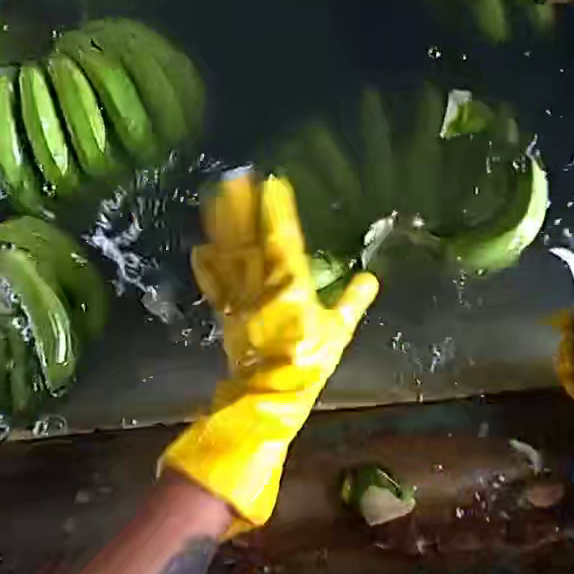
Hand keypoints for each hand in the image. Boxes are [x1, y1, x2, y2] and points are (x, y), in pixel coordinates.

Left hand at [161, 173, 378, 528]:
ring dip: (222, 224)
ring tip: (216, 196)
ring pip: (228, 253)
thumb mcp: (338, 331)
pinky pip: (215, 282)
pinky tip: (202, 246)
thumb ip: (352, 301)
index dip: (276, 211)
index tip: (272, 183)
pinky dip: (208, 263)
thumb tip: (371, 277)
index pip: (282, 240)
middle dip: (242, 207)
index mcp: (290, 287)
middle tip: (234, 176)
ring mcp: (238, 298)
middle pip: (248, 239)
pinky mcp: (225, 311)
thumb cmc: (308, 361)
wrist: (268, 397)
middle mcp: (260, 285)